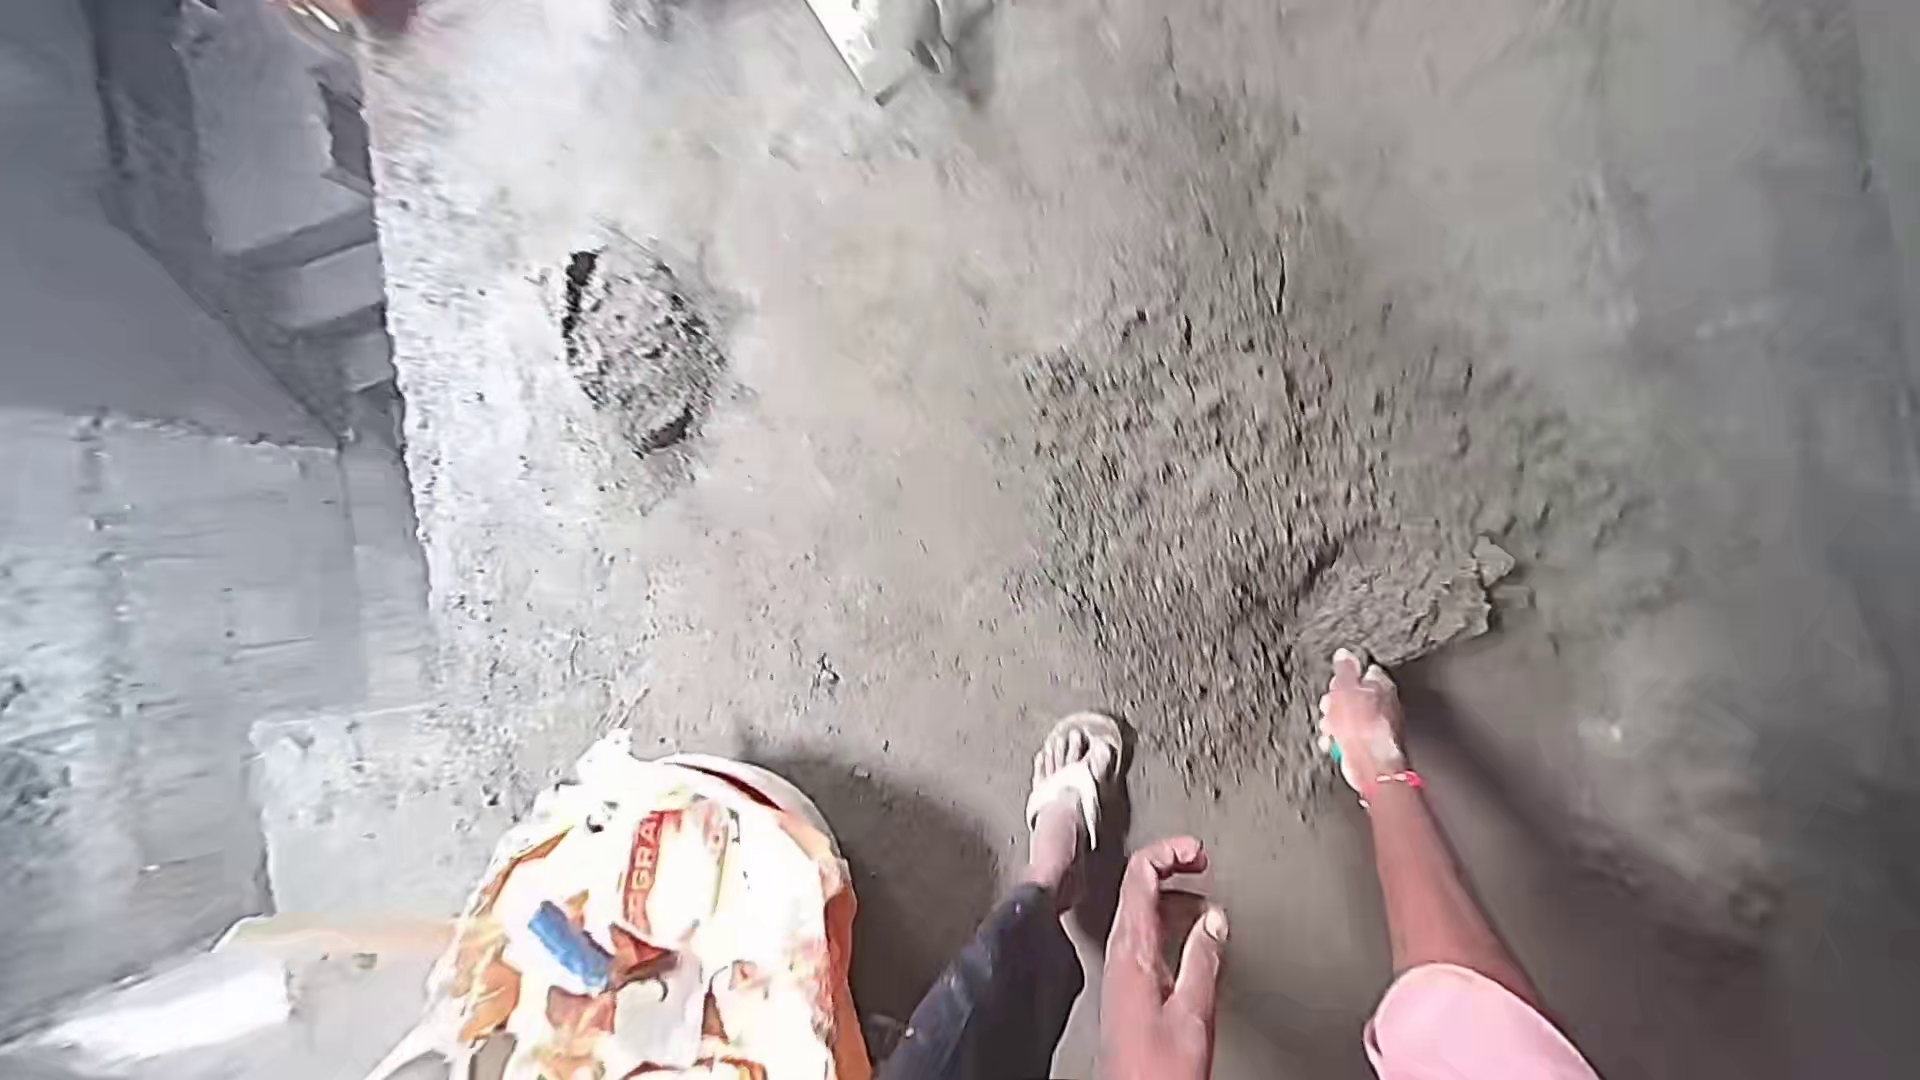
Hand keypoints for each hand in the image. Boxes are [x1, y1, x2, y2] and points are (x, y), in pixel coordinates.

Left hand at [1099, 837, 1225, 1079]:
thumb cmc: (1157, 1071)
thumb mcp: (1193, 1013)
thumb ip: (1204, 959)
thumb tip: (1215, 918)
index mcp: (1132, 944)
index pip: (1140, 872)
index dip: (1168, 851)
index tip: (1196, 849)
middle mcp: (1121, 946)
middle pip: (1139, 882)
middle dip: (1172, 864)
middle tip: (1202, 862)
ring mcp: (1123, 962)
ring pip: (1144, 906)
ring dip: (1175, 893)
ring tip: (1207, 897)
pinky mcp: (1129, 979)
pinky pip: (1147, 930)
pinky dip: (1171, 918)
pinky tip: (1194, 932)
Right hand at [1317, 648, 1407, 795]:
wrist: (1370, 766)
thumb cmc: (1362, 728)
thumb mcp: (1347, 689)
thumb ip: (1345, 669)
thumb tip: (1344, 653)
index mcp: (1382, 687)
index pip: (1362, 671)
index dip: (1344, 677)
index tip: (1335, 685)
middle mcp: (1383, 705)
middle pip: (1350, 694)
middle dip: (1333, 702)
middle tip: (1330, 708)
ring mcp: (1375, 725)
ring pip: (1344, 715)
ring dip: (1331, 721)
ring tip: (1331, 728)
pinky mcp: (1366, 743)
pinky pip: (1345, 733)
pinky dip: (1336, 737)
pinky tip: (1334, 741)